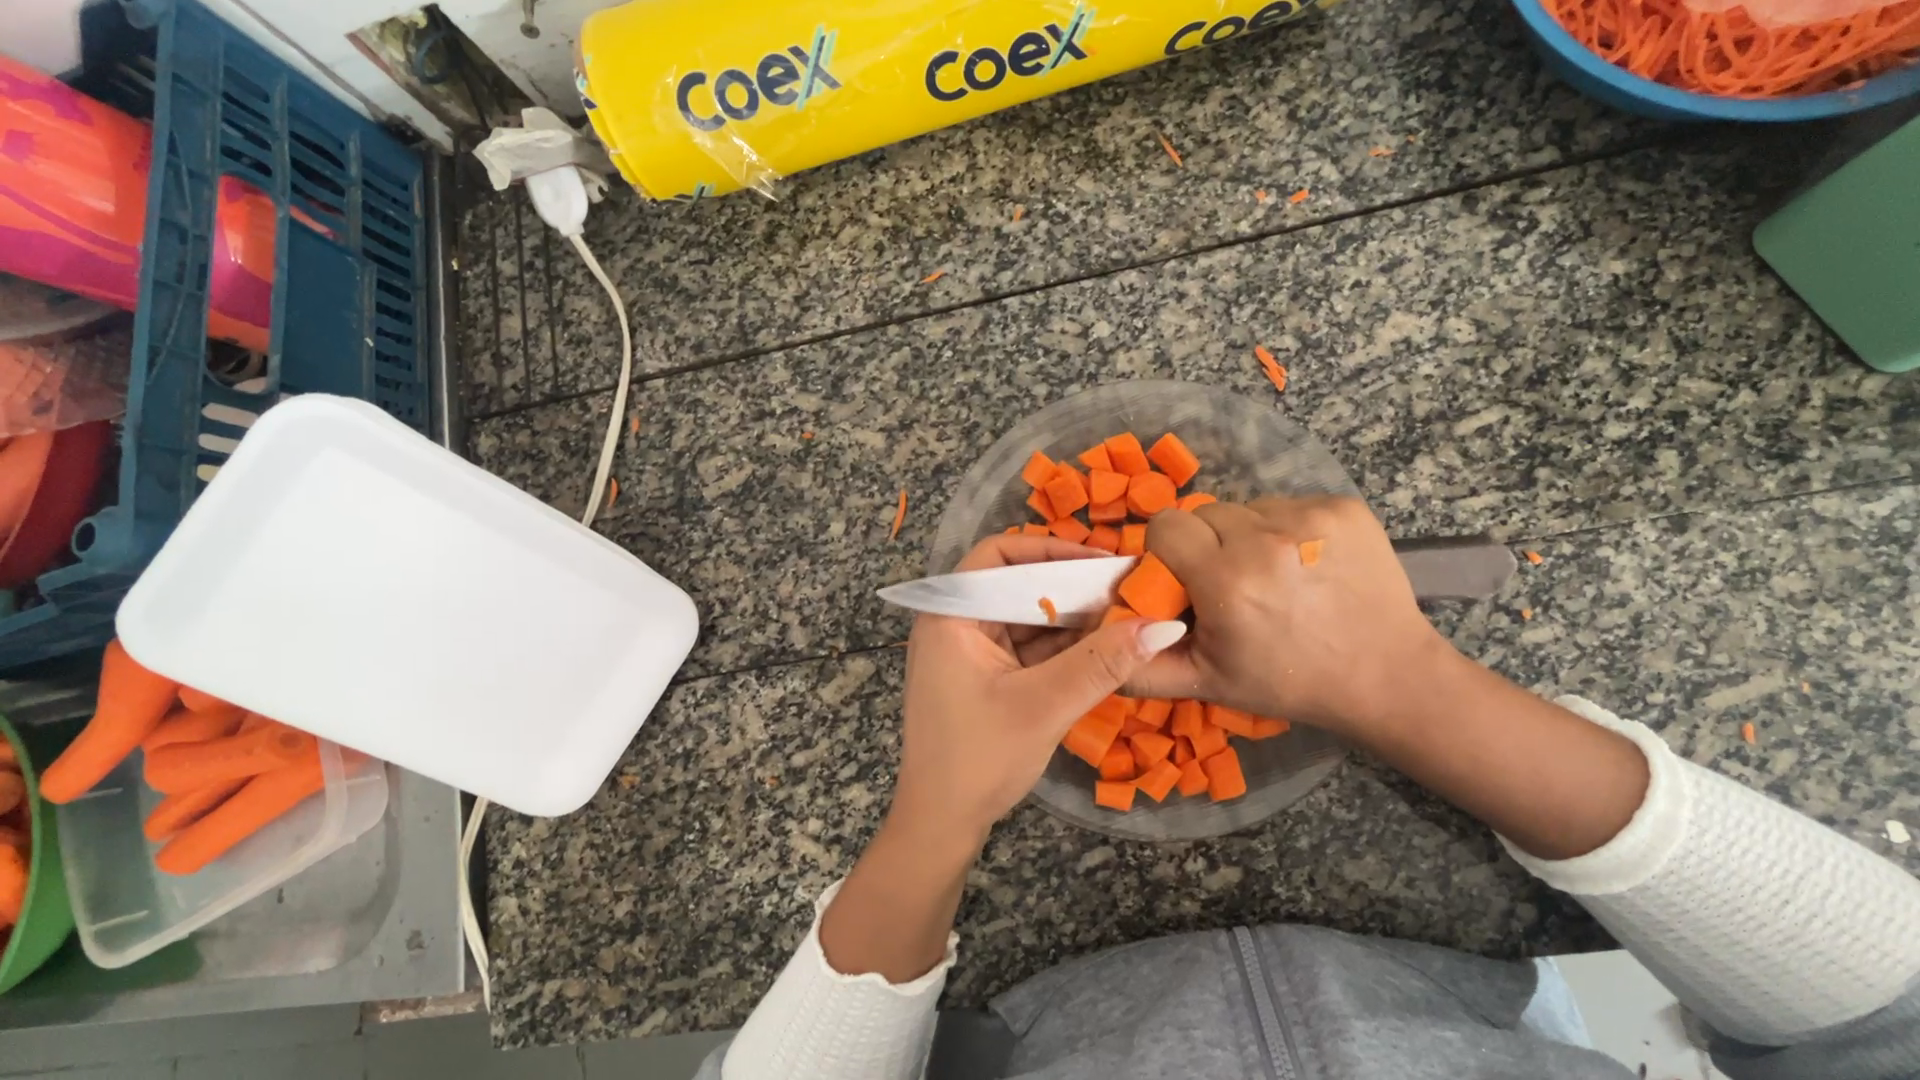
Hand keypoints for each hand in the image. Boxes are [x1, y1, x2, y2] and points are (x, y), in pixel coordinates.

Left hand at [895, 534, 1188, 842]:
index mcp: (951, 615)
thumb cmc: (979, 758)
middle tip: (1126, 589)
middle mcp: (955, 623)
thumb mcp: (1044, 706)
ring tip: (1126, 616)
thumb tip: (1164, 623)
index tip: (1103, 560)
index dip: (1052, 549)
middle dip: (1071, 586)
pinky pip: (1027, 646)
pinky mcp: (984, 677)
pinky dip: (1061, 646)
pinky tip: (1104, 649)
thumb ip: (1102, 663)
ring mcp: (969, 652)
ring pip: (1026, 616)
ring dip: (1071, 618)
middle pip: (1016, 584)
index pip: (1000, 555)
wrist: (939, 824)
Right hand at [1128, 495, 1455, 736]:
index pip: (1164, 526)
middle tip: (1230, 585)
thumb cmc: (1288, 682)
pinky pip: (1288, 504)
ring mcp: (1311, 517)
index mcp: (1226, 581)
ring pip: (1246, 508)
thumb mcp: (1204, 683)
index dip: (1167, 553)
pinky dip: (1287, 530)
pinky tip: (1305, 566)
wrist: (1386, 676)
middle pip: (1204, 513)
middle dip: (1206, 544)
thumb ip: (1139, 665)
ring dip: (1246, 536)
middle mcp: (1266, 539)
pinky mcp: (1344, 506)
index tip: (1186, 582)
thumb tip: (1094, 636)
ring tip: (1273, 577)